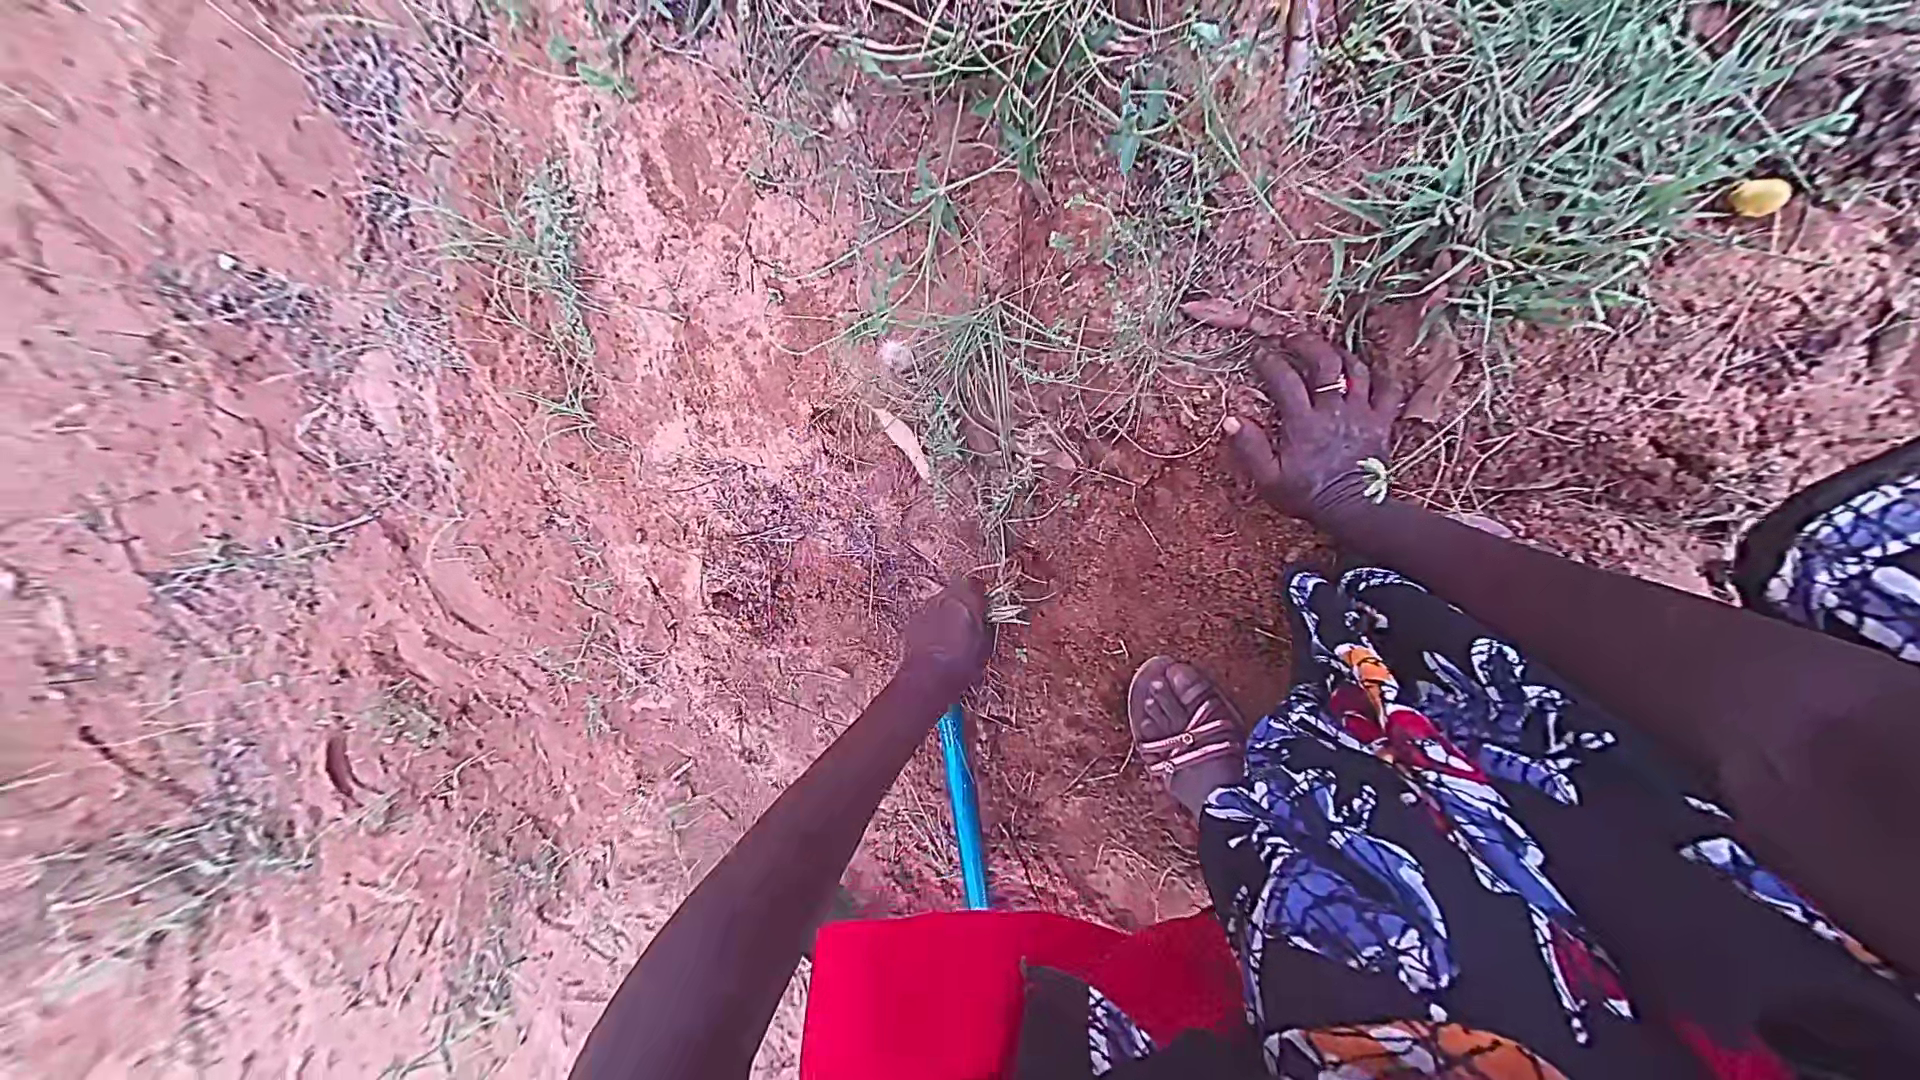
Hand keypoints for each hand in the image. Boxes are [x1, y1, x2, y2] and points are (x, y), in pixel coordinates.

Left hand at [901, 578, 991, 689]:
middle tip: (968, 620)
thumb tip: (986, 620)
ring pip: (939, 603)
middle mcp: (945, 598)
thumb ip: (986, 624)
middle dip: (962, 603)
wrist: (930, 678)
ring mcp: (927, 608)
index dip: (980, 594)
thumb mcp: (986, 645)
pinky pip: (926, 616)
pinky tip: (936, 641)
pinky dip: (932, 623)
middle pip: (955, 591)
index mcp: (967, 600)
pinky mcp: (913, 621)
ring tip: (951, 634)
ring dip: (946, 612)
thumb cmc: (962, 663)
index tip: (984, 604)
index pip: (976, 584)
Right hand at [1222, 333, 1404, 522]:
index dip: (1270, 363)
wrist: (1351, 510)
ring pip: (1357, 370)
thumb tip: (1229, 419)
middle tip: (1292, 337)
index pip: (1285, 381)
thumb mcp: (1267, 478)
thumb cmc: (1304, 495)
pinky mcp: (1382, 422)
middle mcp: (1334, 411)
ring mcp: (1362, 414)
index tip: (1259, 355)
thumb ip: (1250, 447)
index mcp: (1303, 423)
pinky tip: (1368, 372)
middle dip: (1307, 344)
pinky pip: (1389, 390)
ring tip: (1327, 348)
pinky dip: (1381, 376)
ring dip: (1340, 353)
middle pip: (1325, 364)